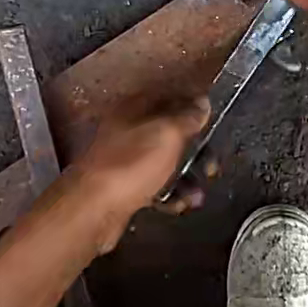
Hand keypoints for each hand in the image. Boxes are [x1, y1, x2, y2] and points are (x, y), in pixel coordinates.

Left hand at [53, 96, 211, 252]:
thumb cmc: (132, 164)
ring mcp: (126, 160)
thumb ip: (188, 117)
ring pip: (166, 163)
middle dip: (196, 152)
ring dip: (186, 179)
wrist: (93, 210)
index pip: (170, 96)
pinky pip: (156, 186)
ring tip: (196, 196)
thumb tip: (203, 102)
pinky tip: (178, 205)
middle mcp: (129, 130)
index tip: (214, 121)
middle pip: (171, 134)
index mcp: (135, 108)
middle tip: (211, 168)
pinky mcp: (125, 188)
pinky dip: (170, 194)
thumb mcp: (167, 134)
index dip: (194, 107)